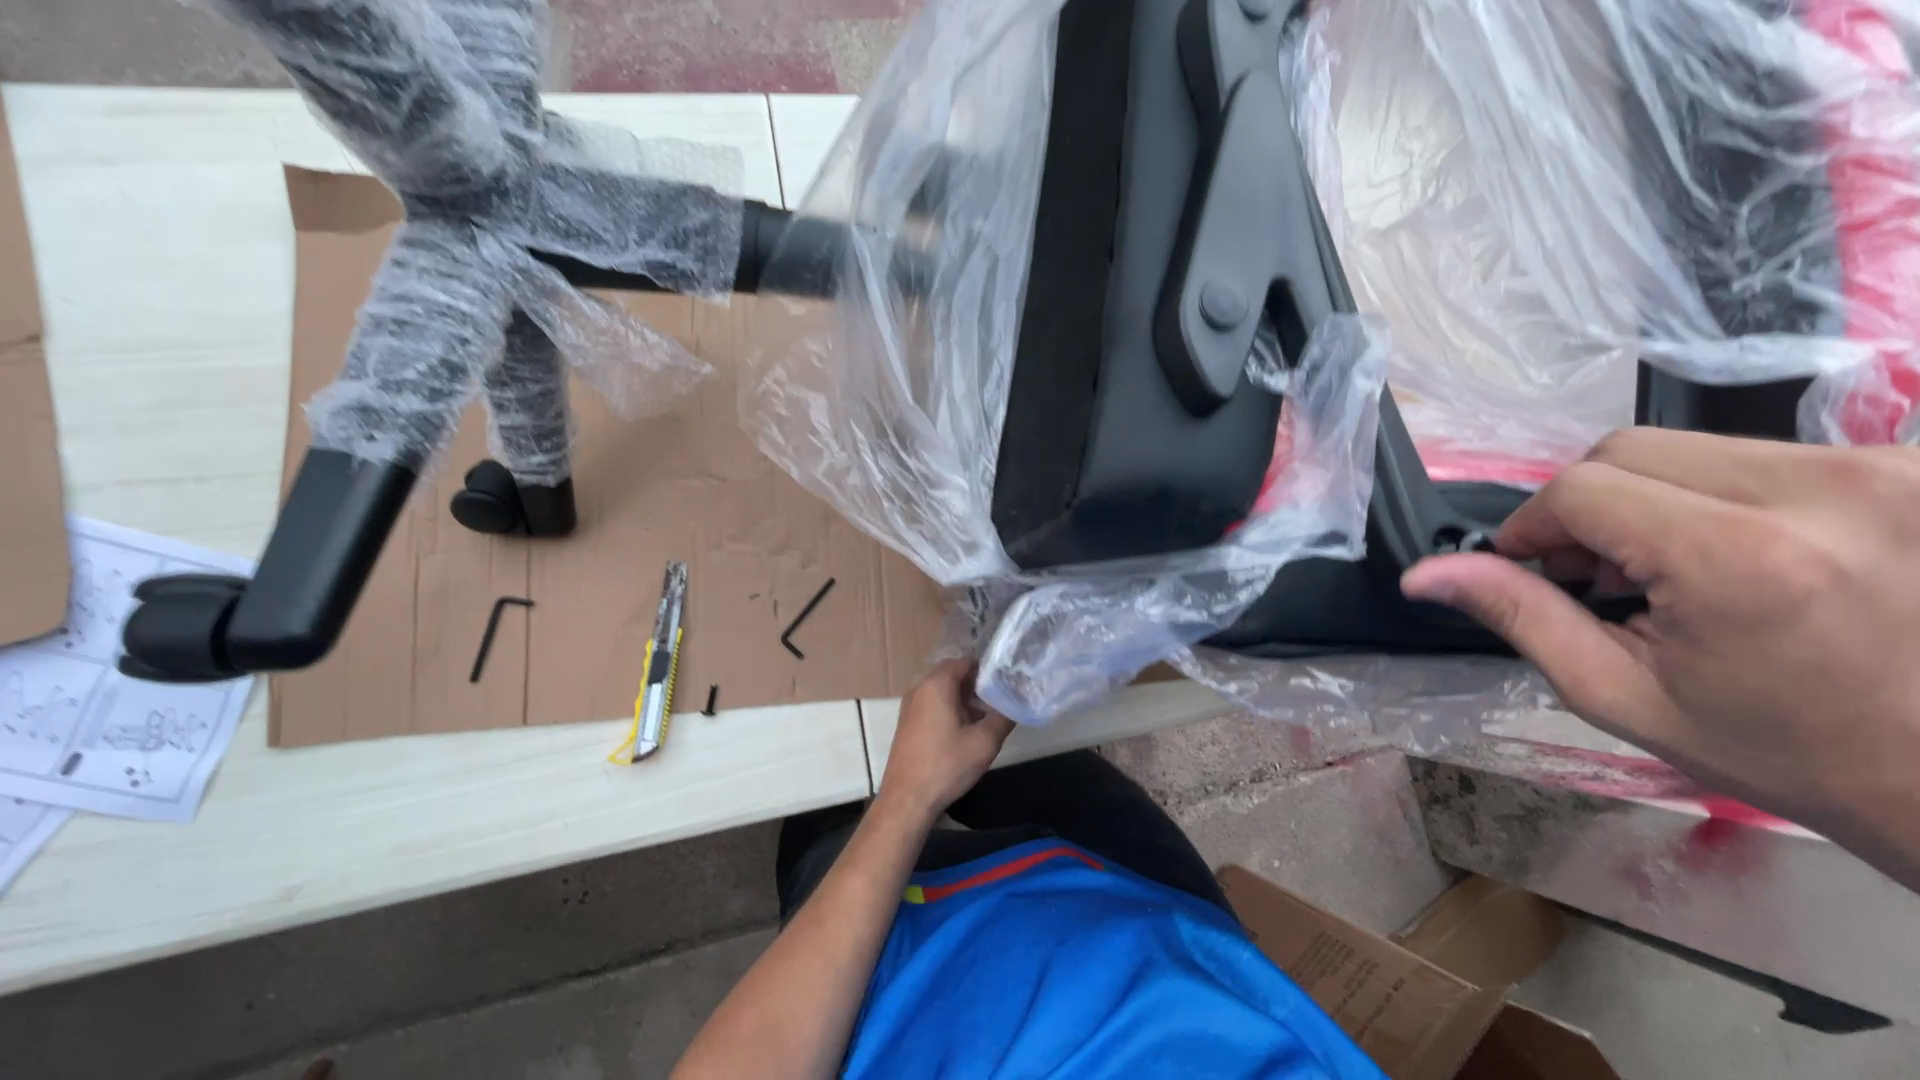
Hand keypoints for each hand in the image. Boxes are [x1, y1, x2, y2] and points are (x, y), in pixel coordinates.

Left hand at [876, 659, 1015, 824]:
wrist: (908, 798)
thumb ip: (1004, 716)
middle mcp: (919, 687)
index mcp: (936, 684)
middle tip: (1001, 702)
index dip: (988, 670)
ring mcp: (910, 705)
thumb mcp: (985, 742)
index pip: (966, 661)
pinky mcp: (908, 722)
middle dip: (978, 686)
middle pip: (954, 675)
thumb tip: (1018, 701)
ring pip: (944, 691)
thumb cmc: (947, 765)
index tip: (1007, 683)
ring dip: (965, 700)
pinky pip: (933, 704)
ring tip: (988, 718)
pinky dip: (951, 710)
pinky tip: (966, 731)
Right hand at [1401, 429, 1919, 878]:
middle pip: (1630, 449)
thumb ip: (1520, 616)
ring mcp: (1886, 467)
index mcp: (1740, 558)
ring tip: (1669, 568)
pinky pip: (1763, 453)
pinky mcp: (1915, 464)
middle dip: (1587, 505)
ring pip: (1693, 445)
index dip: (1535, 526)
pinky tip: (1738, 554)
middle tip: (1596, 573)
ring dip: (1651, 497)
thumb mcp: (1625, 693)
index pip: (1582, 488)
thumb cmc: (1785, 749)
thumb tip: (1424, 574)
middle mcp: (1822, 489)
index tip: (1534, 568)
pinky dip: (1718, 494)